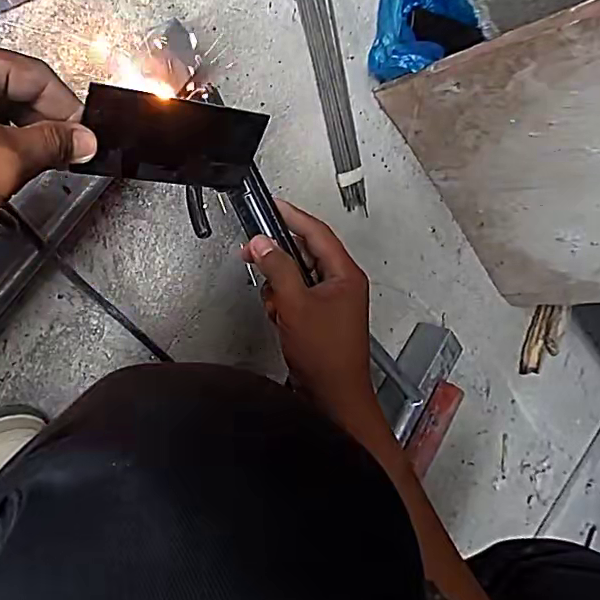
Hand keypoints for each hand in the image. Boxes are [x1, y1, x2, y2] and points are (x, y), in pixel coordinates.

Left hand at [0, 31, 97, 271]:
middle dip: (34, 128)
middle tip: (57, 163)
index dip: (66, 110)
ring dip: (4, 142)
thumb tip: (85, 139)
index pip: (31, 74)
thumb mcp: (0, 163)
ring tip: (19, 176)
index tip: (86, 143)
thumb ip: (51, 145)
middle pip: (1, 89)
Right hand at [243, 200, 373, 406]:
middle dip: (277, 256)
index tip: (273, 205)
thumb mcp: (295, 304)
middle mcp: (340, 284)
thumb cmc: (327, 356)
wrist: (332, 395)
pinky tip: (279, 315)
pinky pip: (294, 295)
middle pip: (304, 253)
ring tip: (275, 302)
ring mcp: (330, 301)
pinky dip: (281, 301)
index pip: (316, 233)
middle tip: (254, 250)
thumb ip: (277, 269)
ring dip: (278, 284)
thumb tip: (262, 244)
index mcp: (345, 275)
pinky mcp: (317, 316)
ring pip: (296, 275)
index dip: (292, 216)